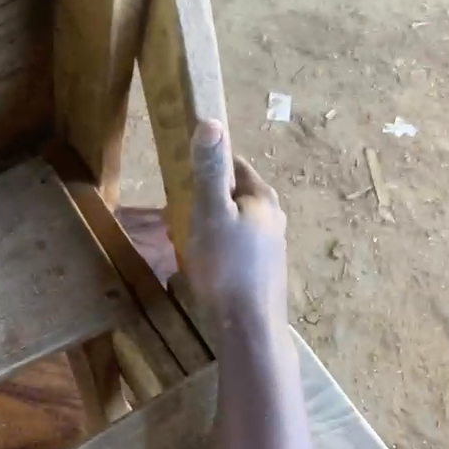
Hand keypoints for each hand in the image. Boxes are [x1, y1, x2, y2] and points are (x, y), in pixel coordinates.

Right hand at [183, 119, 287, 330]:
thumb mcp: (210, 213)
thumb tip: (210, 122)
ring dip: (207, 226)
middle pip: (233, 195)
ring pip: (233, 223)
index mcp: (263, 197)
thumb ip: (210, 170)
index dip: (207, 167)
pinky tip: (201, 265)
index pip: (235, 164)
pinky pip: (235, 247)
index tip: (181, 181)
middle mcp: (273, 217)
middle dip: (204, 200)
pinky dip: (215, 248)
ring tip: (182, 242)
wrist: (248, 325)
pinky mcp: (263, 270)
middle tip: (175, 216)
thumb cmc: (226, 266)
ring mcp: (270, 246)